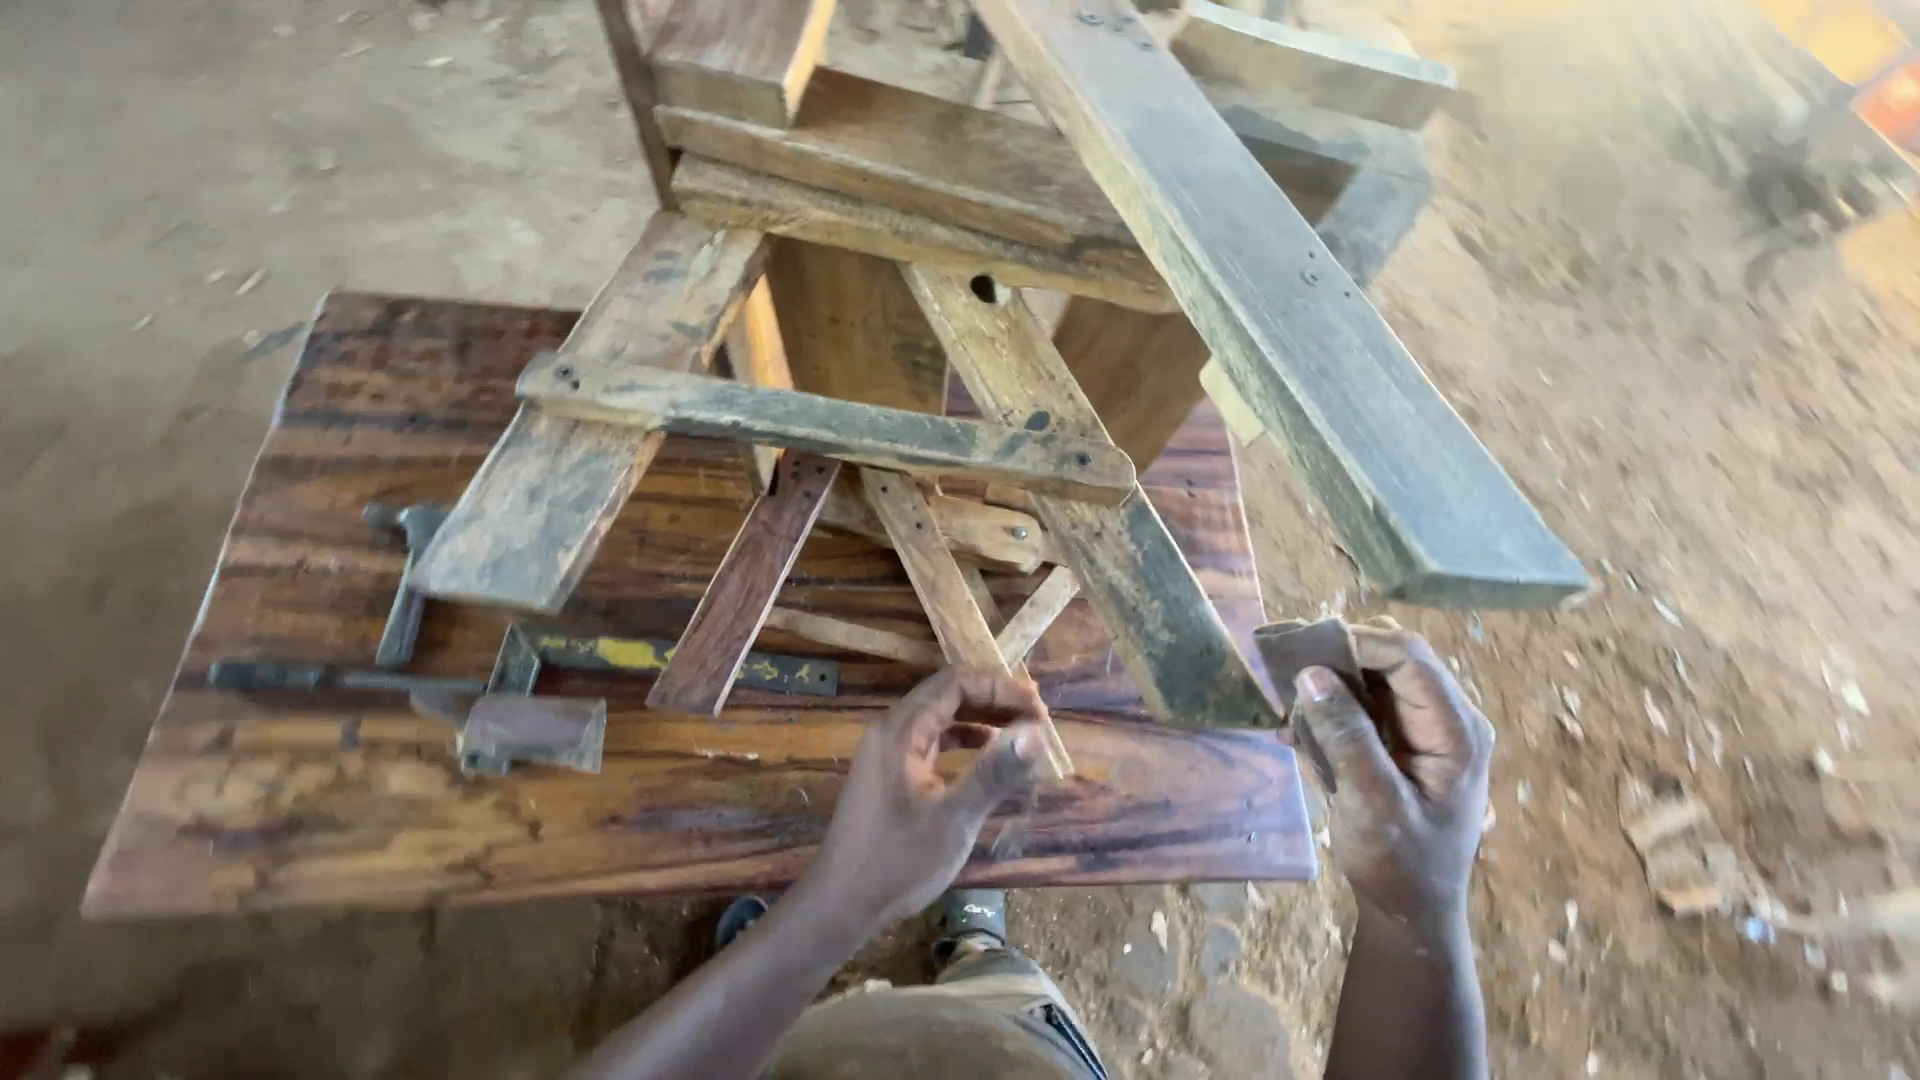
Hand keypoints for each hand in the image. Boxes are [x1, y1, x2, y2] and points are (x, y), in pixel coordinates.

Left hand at [805, 667, 1049, 932]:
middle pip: (948, 693)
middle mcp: (892, 729)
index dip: (1000, 687)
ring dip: (981, 718)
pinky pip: (932, 740)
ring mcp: (888, 750)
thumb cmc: (897, 862)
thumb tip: (1036, 732)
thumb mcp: (954, 820)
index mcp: (902, 730)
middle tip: (1037, 718)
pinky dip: (963, 740)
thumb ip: (994, 772)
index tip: (1038, 709)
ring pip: (941, 716)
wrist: (841, 903)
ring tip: (1021, 733)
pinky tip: (988, 755)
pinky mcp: (890, 771)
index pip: (956, 682)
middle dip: (994, 699)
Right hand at [1292, 623, 1492, 929]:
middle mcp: (1446, 717)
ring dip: (1327, 680)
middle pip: (1392, 655)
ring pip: (1373, 673)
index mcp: (1455, 729)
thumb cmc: (1398, 862)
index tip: (1299, 654)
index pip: (1407, 656)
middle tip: (1285, 668)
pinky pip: (1361, 700)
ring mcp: (1423, 727)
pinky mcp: (1398, 739)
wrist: (1410, 910)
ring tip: (1285, 702)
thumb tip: (1311, 674)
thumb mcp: (1371, 802)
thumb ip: (1346, 737)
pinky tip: (1294, 730)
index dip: (1354, 643)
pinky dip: (1327, 705)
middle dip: (1337, 653)